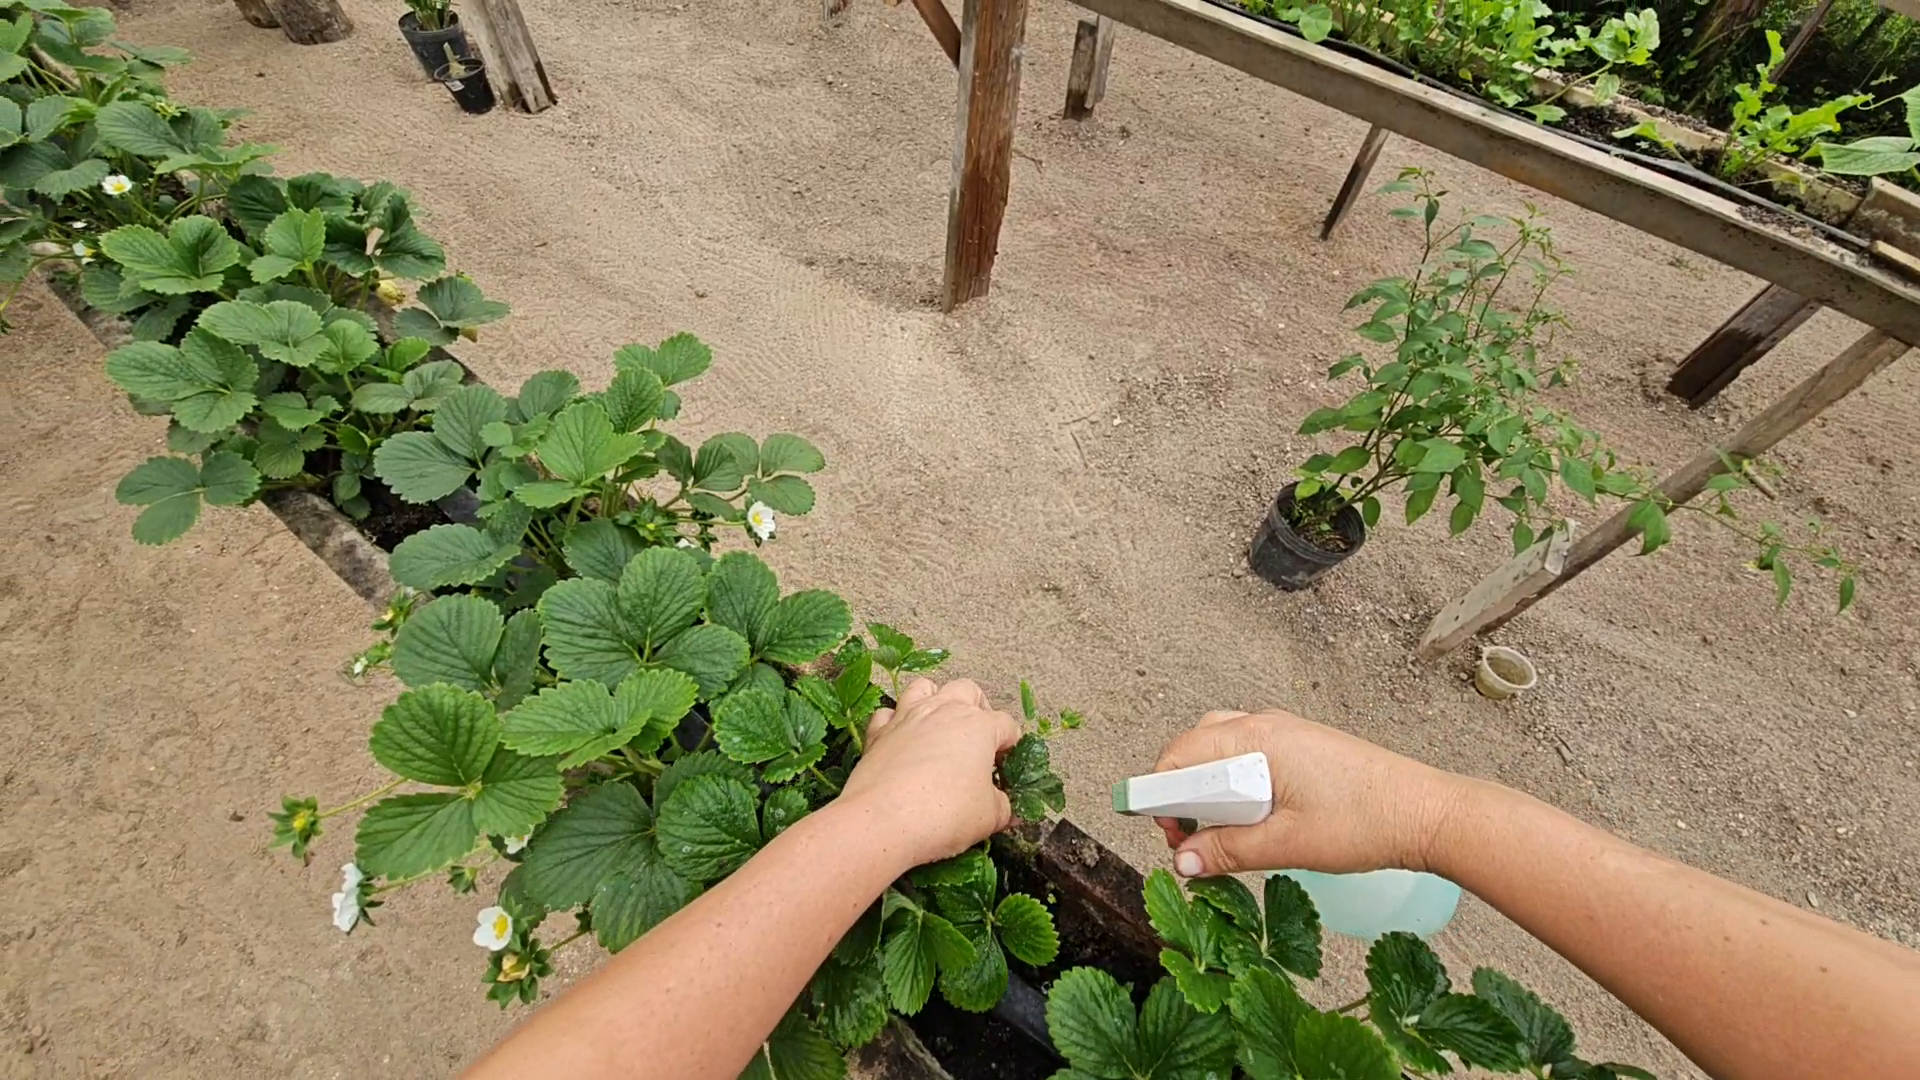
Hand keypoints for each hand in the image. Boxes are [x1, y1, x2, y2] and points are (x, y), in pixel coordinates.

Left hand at [838, 678, 1023, 868]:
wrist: (883, 819)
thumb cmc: (944, 814)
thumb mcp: (989, 817)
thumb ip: (1004, 807)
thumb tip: (1009, 809)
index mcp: (979, 725)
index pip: (1007, 725)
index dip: (1011, 746)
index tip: (1007, 767)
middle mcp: (944, 710)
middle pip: (968, 690)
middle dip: (979, 707)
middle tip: (979, 738)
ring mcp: (908, 716)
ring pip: (925, 687)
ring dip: (936, 699)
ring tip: (941, 724)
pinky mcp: (879, 731)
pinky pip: (888, 713)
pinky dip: (896, 721)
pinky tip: (901, 739)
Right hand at [1151, 709, 1468, 878]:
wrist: (1430, 813)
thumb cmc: (1367, 822)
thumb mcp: (1288, 844)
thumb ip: (1229, 851)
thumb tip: (1184, 862)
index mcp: (1255, 739)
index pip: (1180, 755)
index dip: (1160, 793)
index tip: (1167, 832)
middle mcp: (1263, 725)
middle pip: (1195, 746)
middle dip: (1181, 790)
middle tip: (1190, 835)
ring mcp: (1282, 731)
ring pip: (1219, 747)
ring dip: (1207, 784)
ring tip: (1218, 826)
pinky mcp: (1298, 744)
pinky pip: (1245, 753)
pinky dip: (1232, 780)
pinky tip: (1249, 813)